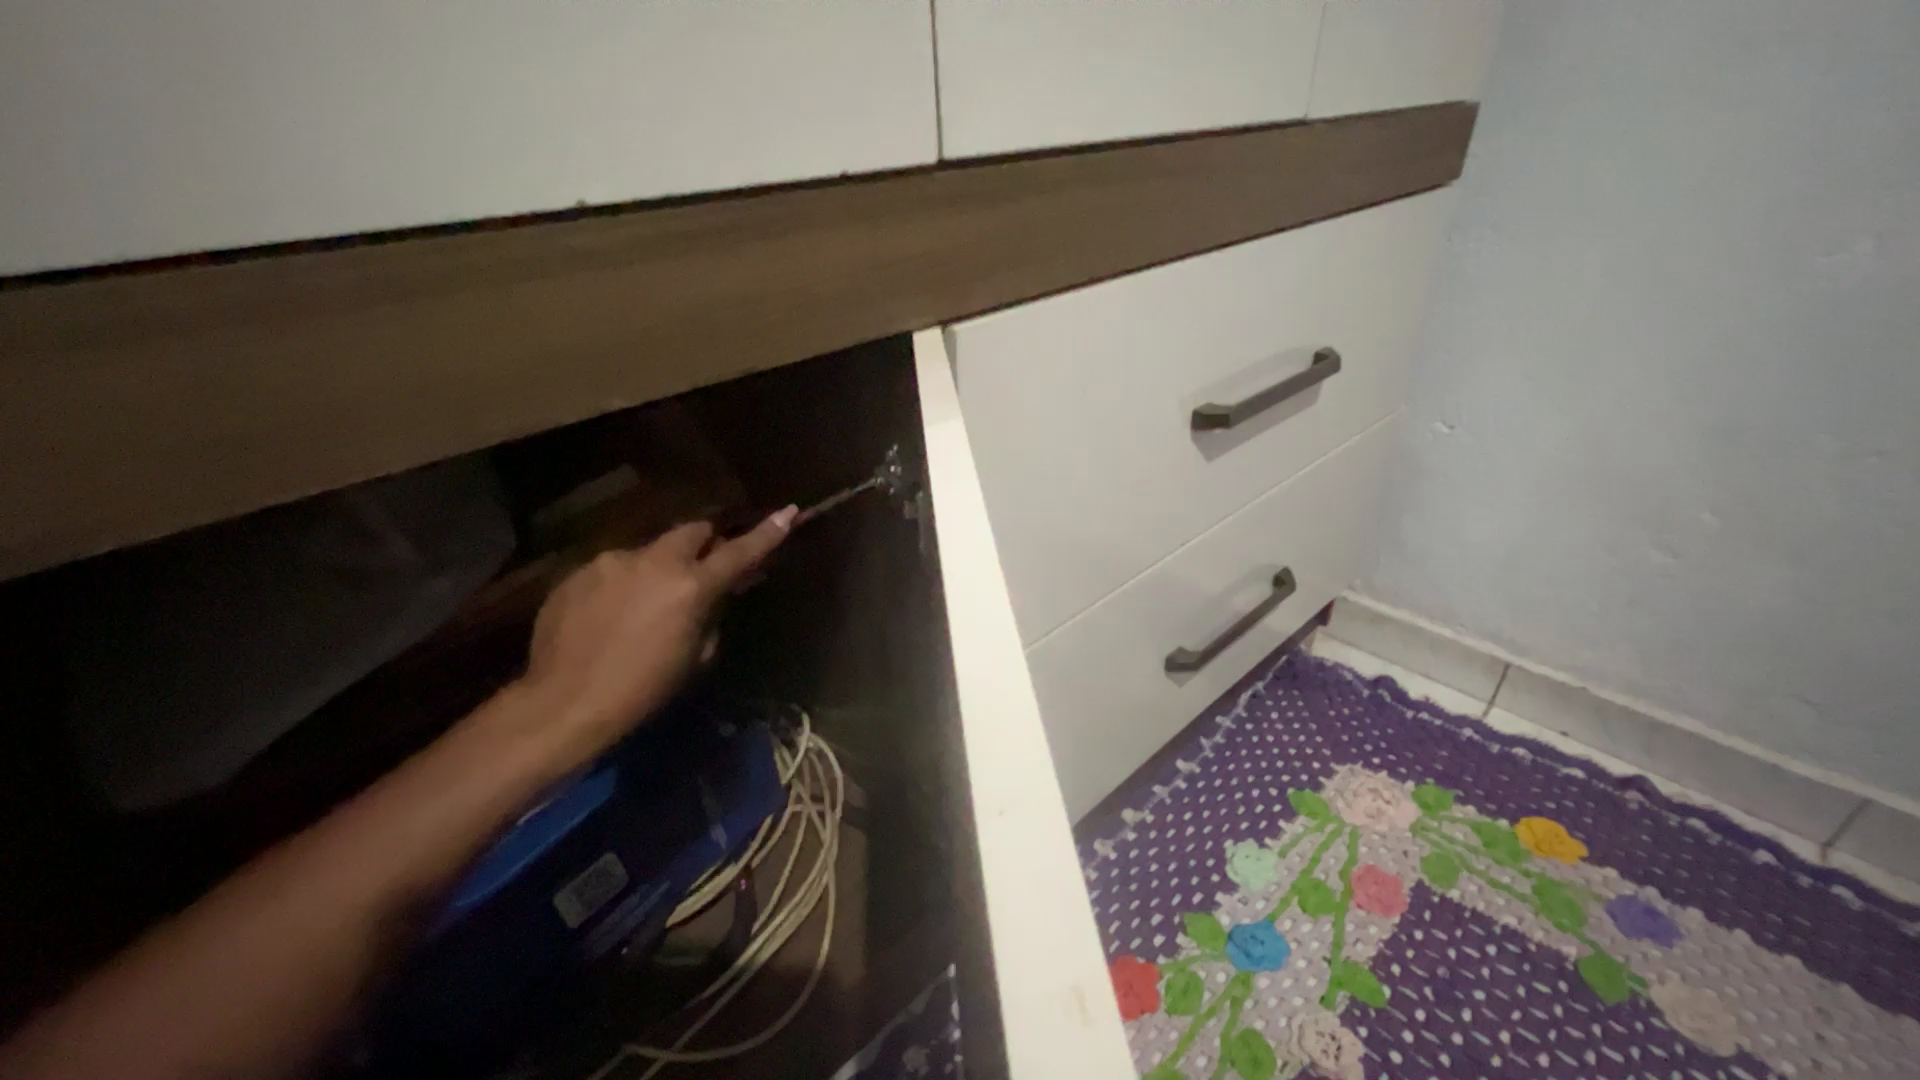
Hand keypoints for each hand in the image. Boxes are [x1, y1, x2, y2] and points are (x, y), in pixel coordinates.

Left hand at [519, 507, 796, 755]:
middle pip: (690, 531)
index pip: (739, 552)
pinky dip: (621, 585)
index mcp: (690, 587)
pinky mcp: (577, 572)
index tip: (788, 511)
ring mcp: (610, 562)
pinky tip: (610, 616)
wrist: (564, 702)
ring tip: (644, 604)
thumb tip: (713, 599)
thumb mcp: (693, 659)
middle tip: (704, 566)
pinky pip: (612, 570)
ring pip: (647, 552)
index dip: (767, 533)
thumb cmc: (642, 690)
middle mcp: (652, 561)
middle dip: (703, 543)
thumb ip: (710, 618)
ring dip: (657, 568)